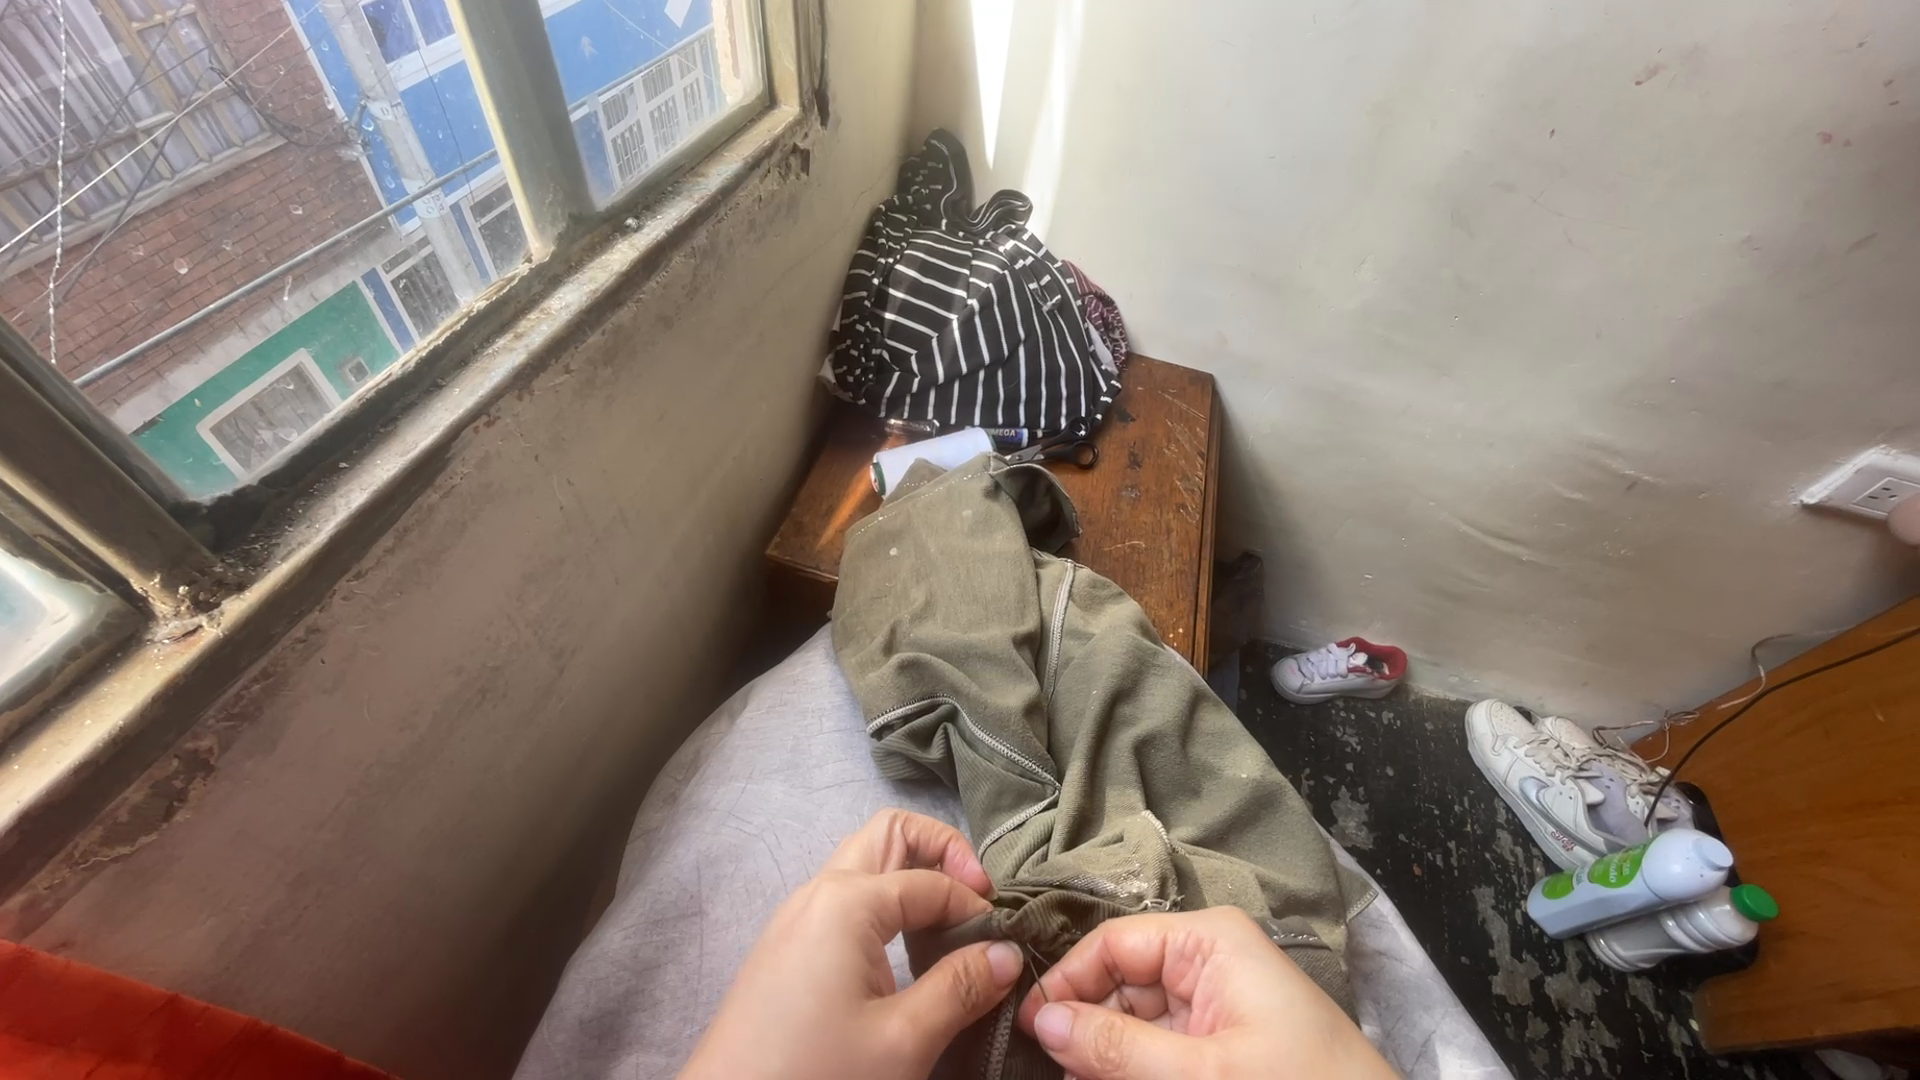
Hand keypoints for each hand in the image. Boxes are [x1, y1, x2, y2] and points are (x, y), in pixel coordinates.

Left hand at [679, 809, 1023, 1079]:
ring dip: (913, 872)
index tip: (1007, 940)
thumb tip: (1009, 951)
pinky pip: (848, 894)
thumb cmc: (816, 1075)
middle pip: (892, 833)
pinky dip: (887, 899)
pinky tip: (906, 947)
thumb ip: (960, 988)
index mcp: (848, 899)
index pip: (931, 881)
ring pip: (867, 860)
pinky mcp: (789, 942)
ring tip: (949, 920)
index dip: (975, 905)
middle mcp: (821, 889)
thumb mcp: (902, 1041)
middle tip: (977, 895)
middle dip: (941, 849)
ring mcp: (799, 912)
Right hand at [1017, 907, 1397, 1079]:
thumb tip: (1042, 1022)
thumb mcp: (1204, 1075)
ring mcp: (1215, 1009)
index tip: (1027, 1027)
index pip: (1115, 943)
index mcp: (1207, 940)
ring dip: (1104, 1057)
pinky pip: (1160, 1052)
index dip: (1068, 981)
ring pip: (1135, 1023)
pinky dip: (1132, 1073)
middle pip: (1121, 983)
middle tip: (1042, 1070)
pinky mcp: (1222, 1050)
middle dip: (1085, 1026)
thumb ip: (1119, 1049)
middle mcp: (1206, 962)